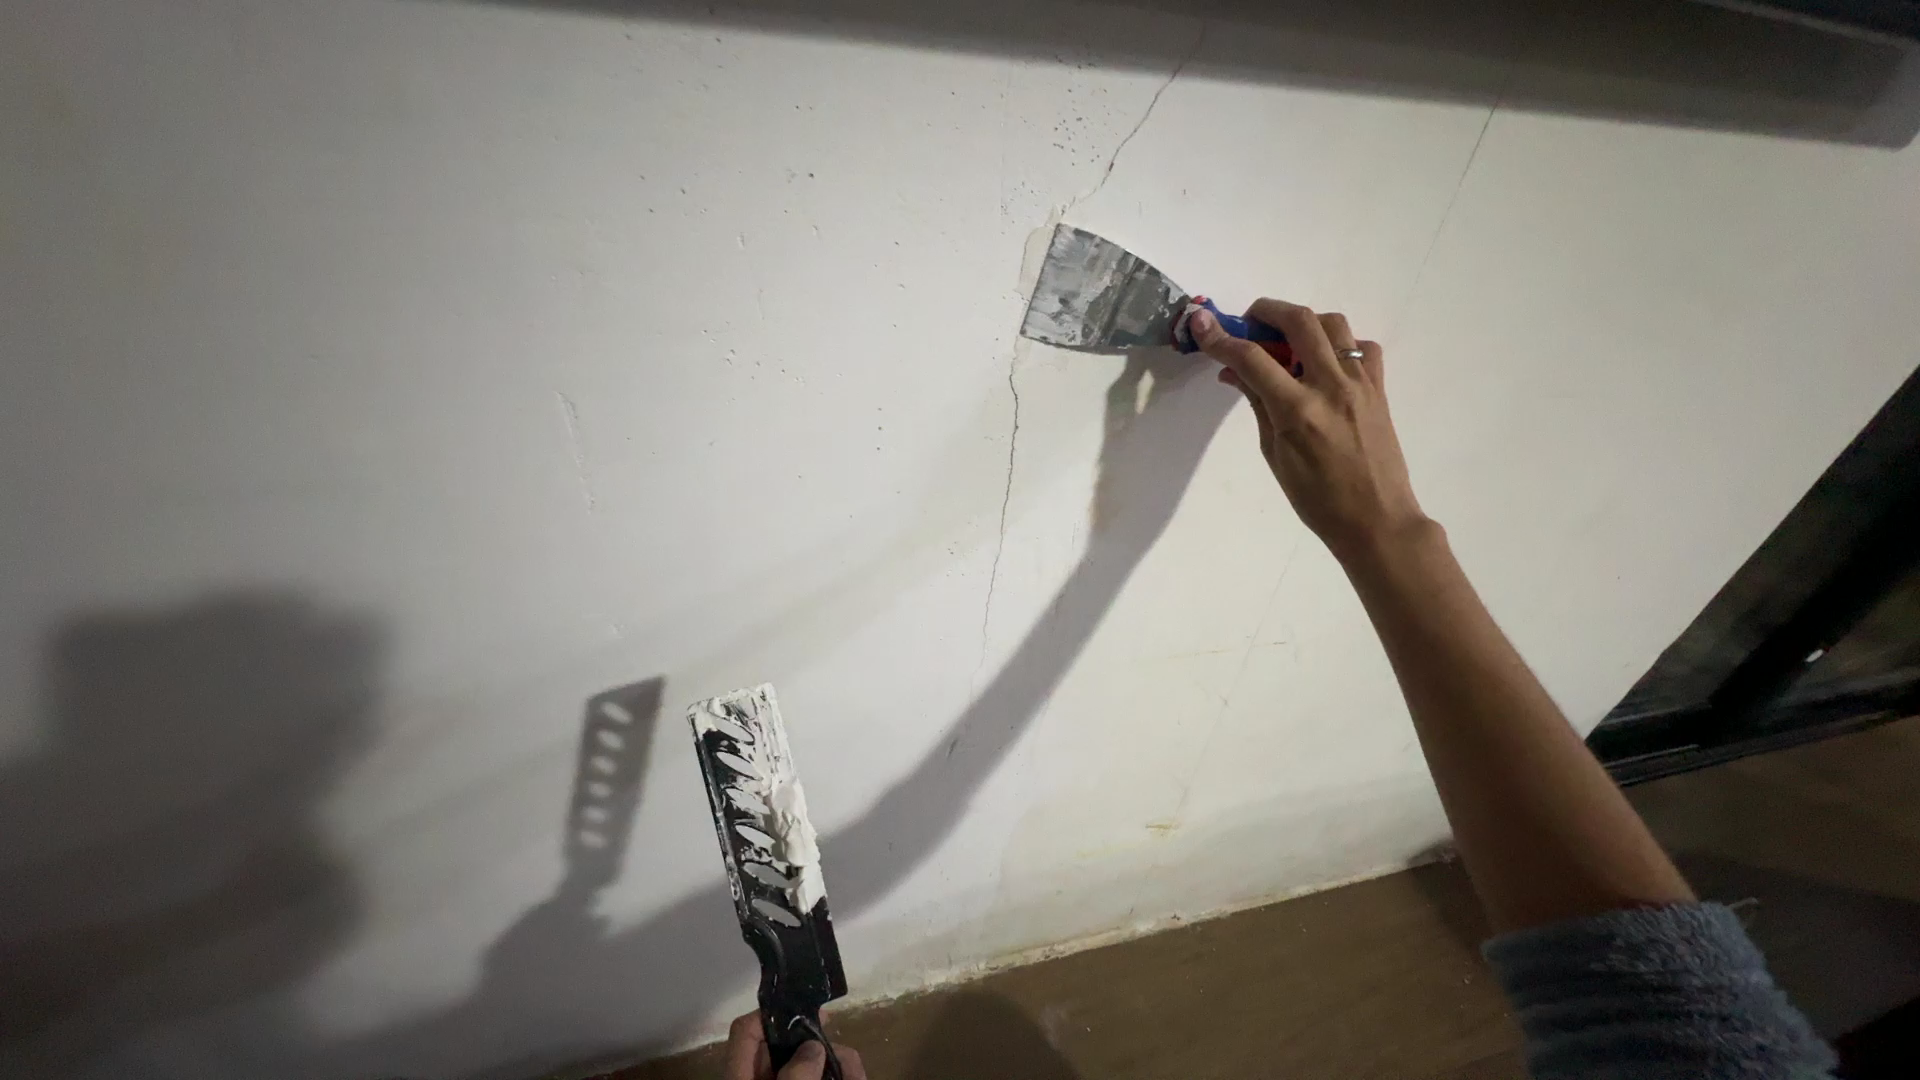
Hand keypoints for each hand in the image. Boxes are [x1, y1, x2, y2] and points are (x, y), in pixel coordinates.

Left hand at [723, 1012, 866, 1079]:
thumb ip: (795, 1075)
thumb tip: (813, 1045)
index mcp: (742, 1073)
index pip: (747, 1028)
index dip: (773, 1011)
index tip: (810, 1009)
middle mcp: (758, 1078)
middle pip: (787, 1047)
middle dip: (824, 1048)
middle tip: (851, 1059)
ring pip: (809, 1067)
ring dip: (838, 1066)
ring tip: (859, 1076)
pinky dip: (837, 1077)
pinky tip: (855, 1079)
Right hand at [1188, 300, 1429, 562]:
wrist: (1376, 518)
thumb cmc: (1315, 499)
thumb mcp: (1274, 454)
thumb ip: (1257, 404)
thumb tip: (1234, 371)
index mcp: (1297, 411)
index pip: (1252, 359)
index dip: (1221, 338)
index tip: (1200, 323)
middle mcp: (1331, 387)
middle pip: (1299, 322)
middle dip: (1266, 311)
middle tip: (1248, 322)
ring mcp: (1360, 383)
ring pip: (1332, 324)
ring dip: (1303, 322)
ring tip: (1286, 342)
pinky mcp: (1379, 387)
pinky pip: (1359, 347)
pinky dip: (1337, 344)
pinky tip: (1323, 364)